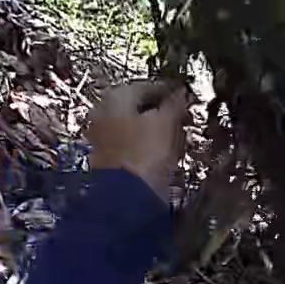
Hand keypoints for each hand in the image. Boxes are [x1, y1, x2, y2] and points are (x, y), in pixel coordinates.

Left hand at [87, 78, 186, 195]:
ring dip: (150, 129)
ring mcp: (100, 138)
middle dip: (157, 112)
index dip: (168, 92)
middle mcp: (101, 113)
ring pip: (131, 126)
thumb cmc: (146, 152)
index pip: (146, 86)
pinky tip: (157, 154)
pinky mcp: (104, 160)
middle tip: (179, 118)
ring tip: (171, 138)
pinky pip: (127, 146)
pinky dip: (142, 145)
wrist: (127, 196)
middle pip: (135, 107)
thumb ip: (175, 103)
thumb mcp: (167, 122)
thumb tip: (182, 91)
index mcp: (114, 97)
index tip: (184, 99)